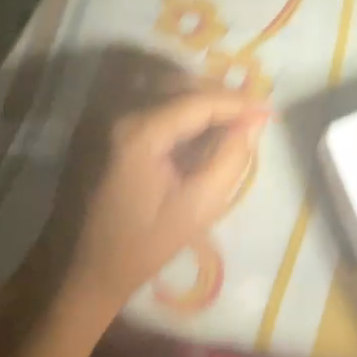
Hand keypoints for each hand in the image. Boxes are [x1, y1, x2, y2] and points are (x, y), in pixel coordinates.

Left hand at [32, 88, 268, 314]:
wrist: (87, 271)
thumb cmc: (143, 244)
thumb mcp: (199, 206)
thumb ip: (232, 157)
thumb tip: (254, 121)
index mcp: (141, 133)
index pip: (200, 100)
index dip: (239, 101)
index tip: (270, 110)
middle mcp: (122, 114)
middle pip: (183, 84)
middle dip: (222, 96)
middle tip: (254, 114)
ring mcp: (112, 120)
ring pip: (168, 89)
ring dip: (204, 98)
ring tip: (234, 119)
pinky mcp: (111, 130)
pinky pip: (155, 104)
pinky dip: (185, 108)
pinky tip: (205, 128)